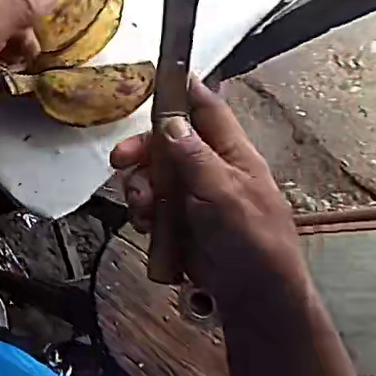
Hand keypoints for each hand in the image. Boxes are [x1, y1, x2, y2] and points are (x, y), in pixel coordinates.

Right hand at [109, 76, 304, 294]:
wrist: (254, 299)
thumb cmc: (253, 242)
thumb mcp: (226, 195)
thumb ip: (196, 158)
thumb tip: (171, 122)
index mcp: (231, 154)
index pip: (207, 109)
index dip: (185, 91)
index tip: (159, 76)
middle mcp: (209, 168)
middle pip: (167, 143)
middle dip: (142, 151)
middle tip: (121, 160)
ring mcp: (193, 196)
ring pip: (153, 175)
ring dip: (140, 188)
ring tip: (143, 209)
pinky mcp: (178, 221)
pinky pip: (150, 205)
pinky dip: (143, 213)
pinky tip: (147, 226)